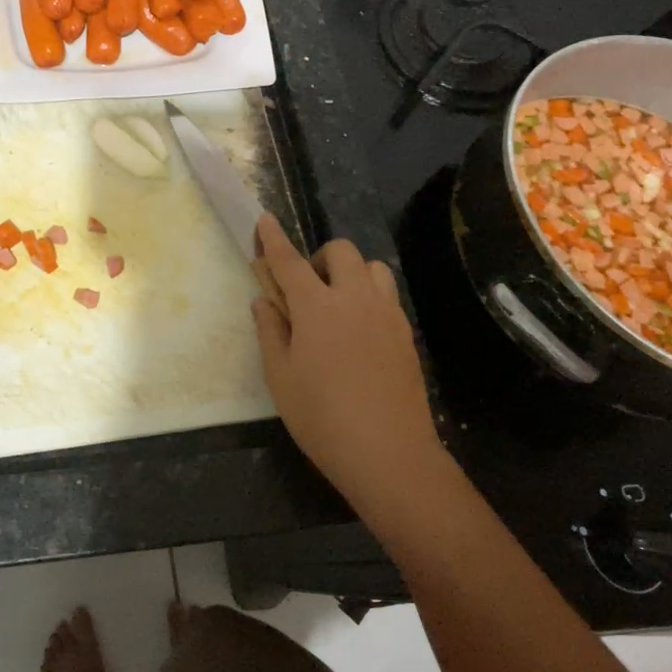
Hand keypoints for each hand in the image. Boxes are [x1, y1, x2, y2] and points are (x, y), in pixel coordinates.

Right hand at [252, 213, 441, 512]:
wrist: (389, 453)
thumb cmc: (322, 417)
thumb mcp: (281, 377)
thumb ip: (271, 332)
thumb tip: (265, 301)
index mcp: (317, 307)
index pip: (289, 261)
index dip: (274, 238)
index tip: (265, 218)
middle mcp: (354, 299)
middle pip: (341, 251)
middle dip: (320, 258)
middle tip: (307, 290)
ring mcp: (386, 314)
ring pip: (373, 267)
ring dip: (352, 273)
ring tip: (338, 305)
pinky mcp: (406, 334)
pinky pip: (387, 295)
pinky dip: (370, 296)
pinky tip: (359, 330)